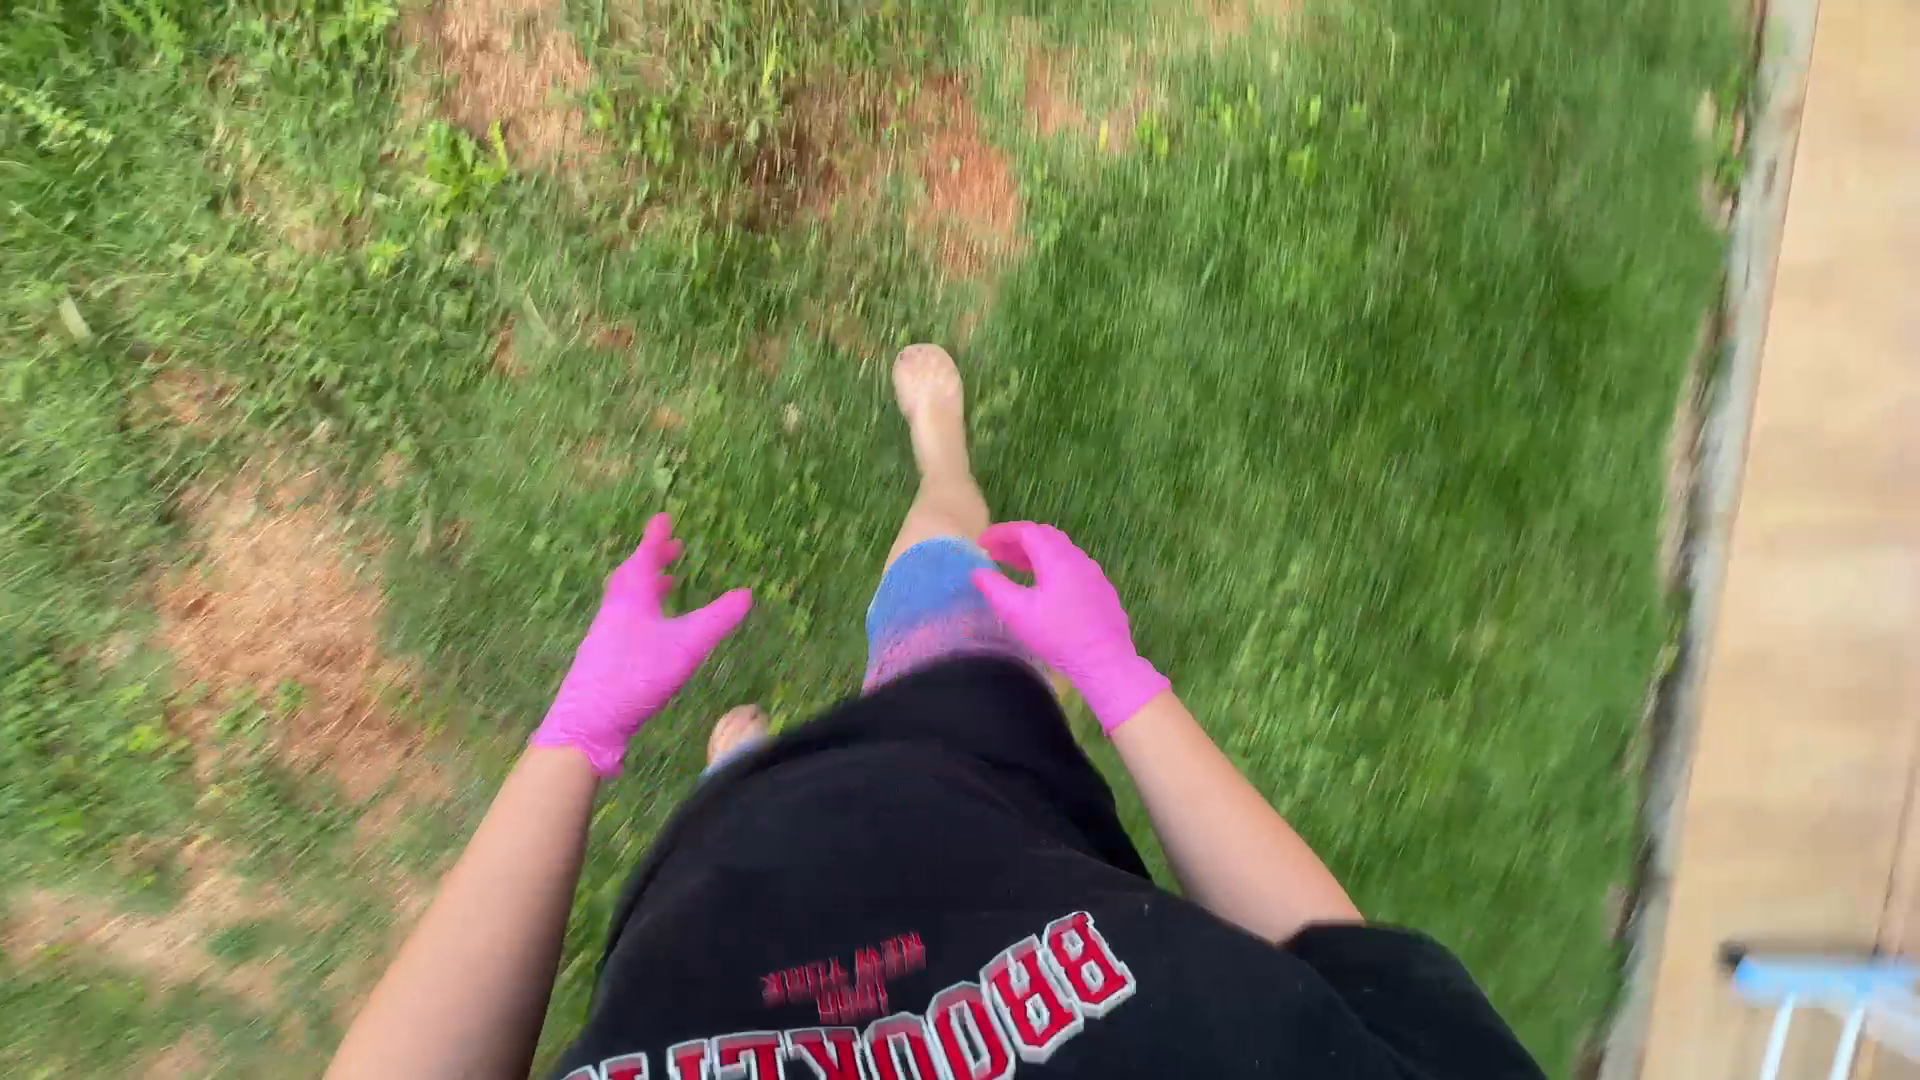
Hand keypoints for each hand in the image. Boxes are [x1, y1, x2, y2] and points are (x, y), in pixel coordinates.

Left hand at [530, 513, 751, 774]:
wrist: (587, 723)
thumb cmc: (637, 675)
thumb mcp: (687, 645)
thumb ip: (718, 619)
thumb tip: (747, 593)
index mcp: (631, 599)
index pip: (643, 559)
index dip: (655, 539)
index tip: (662, 518)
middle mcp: (614, 611)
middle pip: (631, 576)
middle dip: (652, 560)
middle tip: (672, 549)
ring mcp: (605, 635)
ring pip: (626, 599)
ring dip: (647, 585)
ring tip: (667, 584)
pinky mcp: (603, 658)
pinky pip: (624, 620)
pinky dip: (641, 610)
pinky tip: (653, 630)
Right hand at [971, 522, 1169, 733]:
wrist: (1104, 661)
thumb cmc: (1058, 636)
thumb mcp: (1018, 613)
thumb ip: (994, 588)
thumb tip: (977, 572)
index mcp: (1057, 559)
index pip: (1027, 531)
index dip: (1001, 533)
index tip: (982, 543)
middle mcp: (1078, 559)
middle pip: (1045, 537)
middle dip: (1017, 541)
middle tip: (995, 554)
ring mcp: (1093, 574)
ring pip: (1060, 551)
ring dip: (1035, 553)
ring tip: (1014, 567)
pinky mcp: (1101, 590)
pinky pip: (1072, 567)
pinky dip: (1051, 566)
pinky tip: (1044, 587)